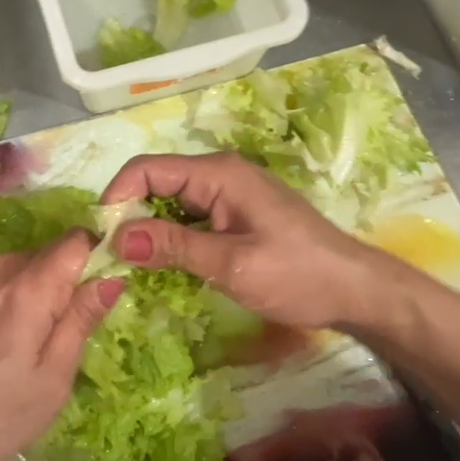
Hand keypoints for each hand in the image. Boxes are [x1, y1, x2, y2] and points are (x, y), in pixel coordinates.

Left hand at [0, 231, 124, 460]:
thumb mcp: (52, 380)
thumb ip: (81, 320)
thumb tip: (113, 275)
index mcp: (28, 287)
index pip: (75, 239)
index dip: (96, 254)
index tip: (104, 285)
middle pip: (48, 253)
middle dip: (65, 281)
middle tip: (61, 333)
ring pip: (22, 264)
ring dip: (35, 289)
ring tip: (25, 342)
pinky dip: (7, 294)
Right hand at [102, 152, 389, 330]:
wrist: (358, 291)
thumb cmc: (297, 274)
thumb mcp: (231, 264)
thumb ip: (173, 246)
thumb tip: (117, 239)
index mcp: (216, 173)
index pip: (147, 169)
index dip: (117, 197)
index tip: (101, 237)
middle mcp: (217, 172)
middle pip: (155, 182)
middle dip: (130, 214)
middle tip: (113, 257)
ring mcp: (227, 192)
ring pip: (170, 200)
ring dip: (149, 227)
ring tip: (133, 265)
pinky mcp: (234, 212)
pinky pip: (189, 214)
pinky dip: (171, 235)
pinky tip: (165, 263)